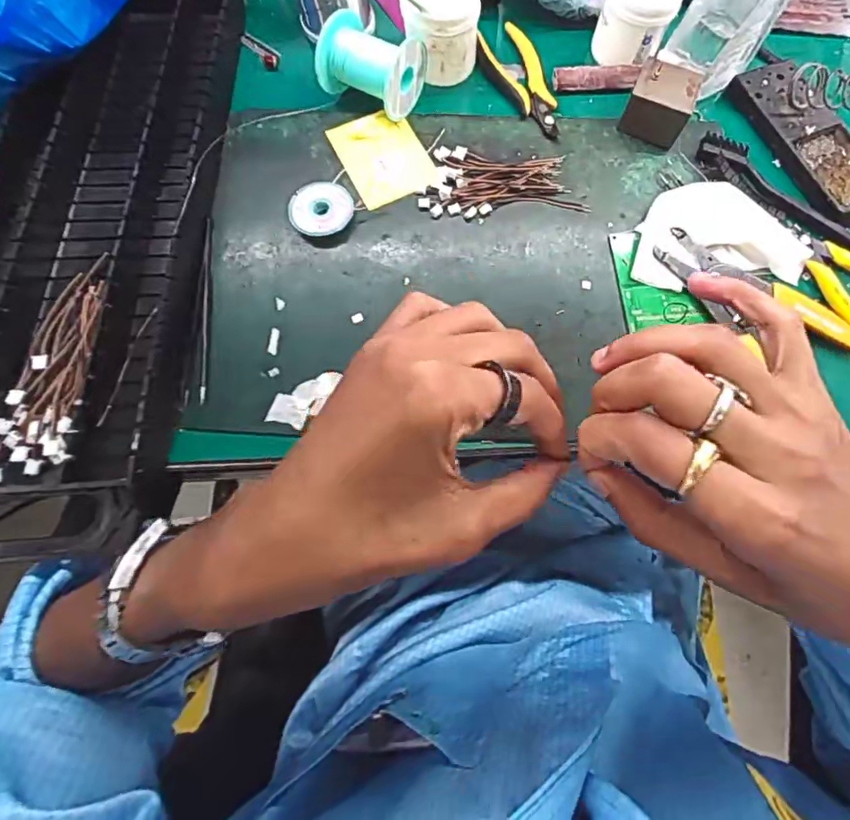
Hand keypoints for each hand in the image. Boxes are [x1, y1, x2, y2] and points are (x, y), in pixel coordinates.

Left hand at [124, 293, 567, 643]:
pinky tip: (460, 360)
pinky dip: (453, 325)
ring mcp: (389, 342)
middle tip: (545, 424)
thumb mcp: (463, 526)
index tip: (556, 456)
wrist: (292, 530)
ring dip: (502, 347)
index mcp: (439, 392)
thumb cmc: (374, 537)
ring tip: (511, 390)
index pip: (523, 392)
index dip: (551, 424)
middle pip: (507, 341)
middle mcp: (417, 350)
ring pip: (471, 316)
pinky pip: (423, 310)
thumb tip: (557, 464)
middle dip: (540, 381)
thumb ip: (525, 491)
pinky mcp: (371, 347)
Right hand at [576, 274, 849, 662]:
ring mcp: (803, 410)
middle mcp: (779, 450)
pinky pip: (782, 326)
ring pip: (714, 345)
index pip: (651, 443)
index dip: (601, 436)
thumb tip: (599, 468)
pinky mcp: (818, 391)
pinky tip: (699, 282)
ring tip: (615, 359)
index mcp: (754, 512)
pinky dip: (742, 293)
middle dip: (616, 386)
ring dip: (649, 342)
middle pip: (675, 382)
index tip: (590, 448)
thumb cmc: (810, 589)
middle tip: (600, 405)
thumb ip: (649, 519)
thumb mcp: (720, 574)